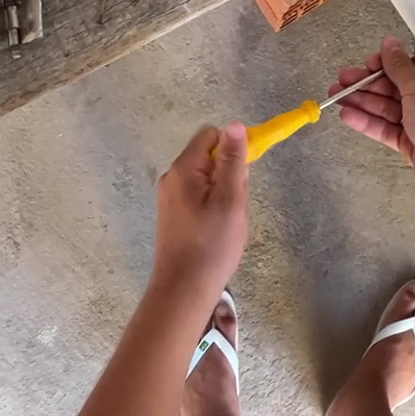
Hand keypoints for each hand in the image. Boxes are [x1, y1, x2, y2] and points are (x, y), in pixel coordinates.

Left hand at [151, 124, 249, 296]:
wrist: (184, 290)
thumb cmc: (212, 244)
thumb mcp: (230, 198)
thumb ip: (233, 160)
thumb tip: (235, 125)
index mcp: (183, 169)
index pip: (211, 136)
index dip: (232, 147)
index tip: (244, 173)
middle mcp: (171, 178)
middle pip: (208, 157)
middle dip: (229, 173)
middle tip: (236, 203)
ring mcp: (170, 198)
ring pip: (205, 179)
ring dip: (223, 192)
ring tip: (229, 220)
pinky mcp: (173, 215)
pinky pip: (198, 196)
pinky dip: (212, 206)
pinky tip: (218, 229)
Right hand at [332, 38, 414, 207]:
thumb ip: (399, 66)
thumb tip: (390, 44)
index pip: (409, 67)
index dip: (385, 66)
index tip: (365, 65)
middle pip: (394, 88)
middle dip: (367, 84)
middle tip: (343, 81)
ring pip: (387, 108)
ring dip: (362, 102)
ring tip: (338, 96)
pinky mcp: (413, 144)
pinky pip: (386, 128)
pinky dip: (368, 122)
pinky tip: (349, 115)